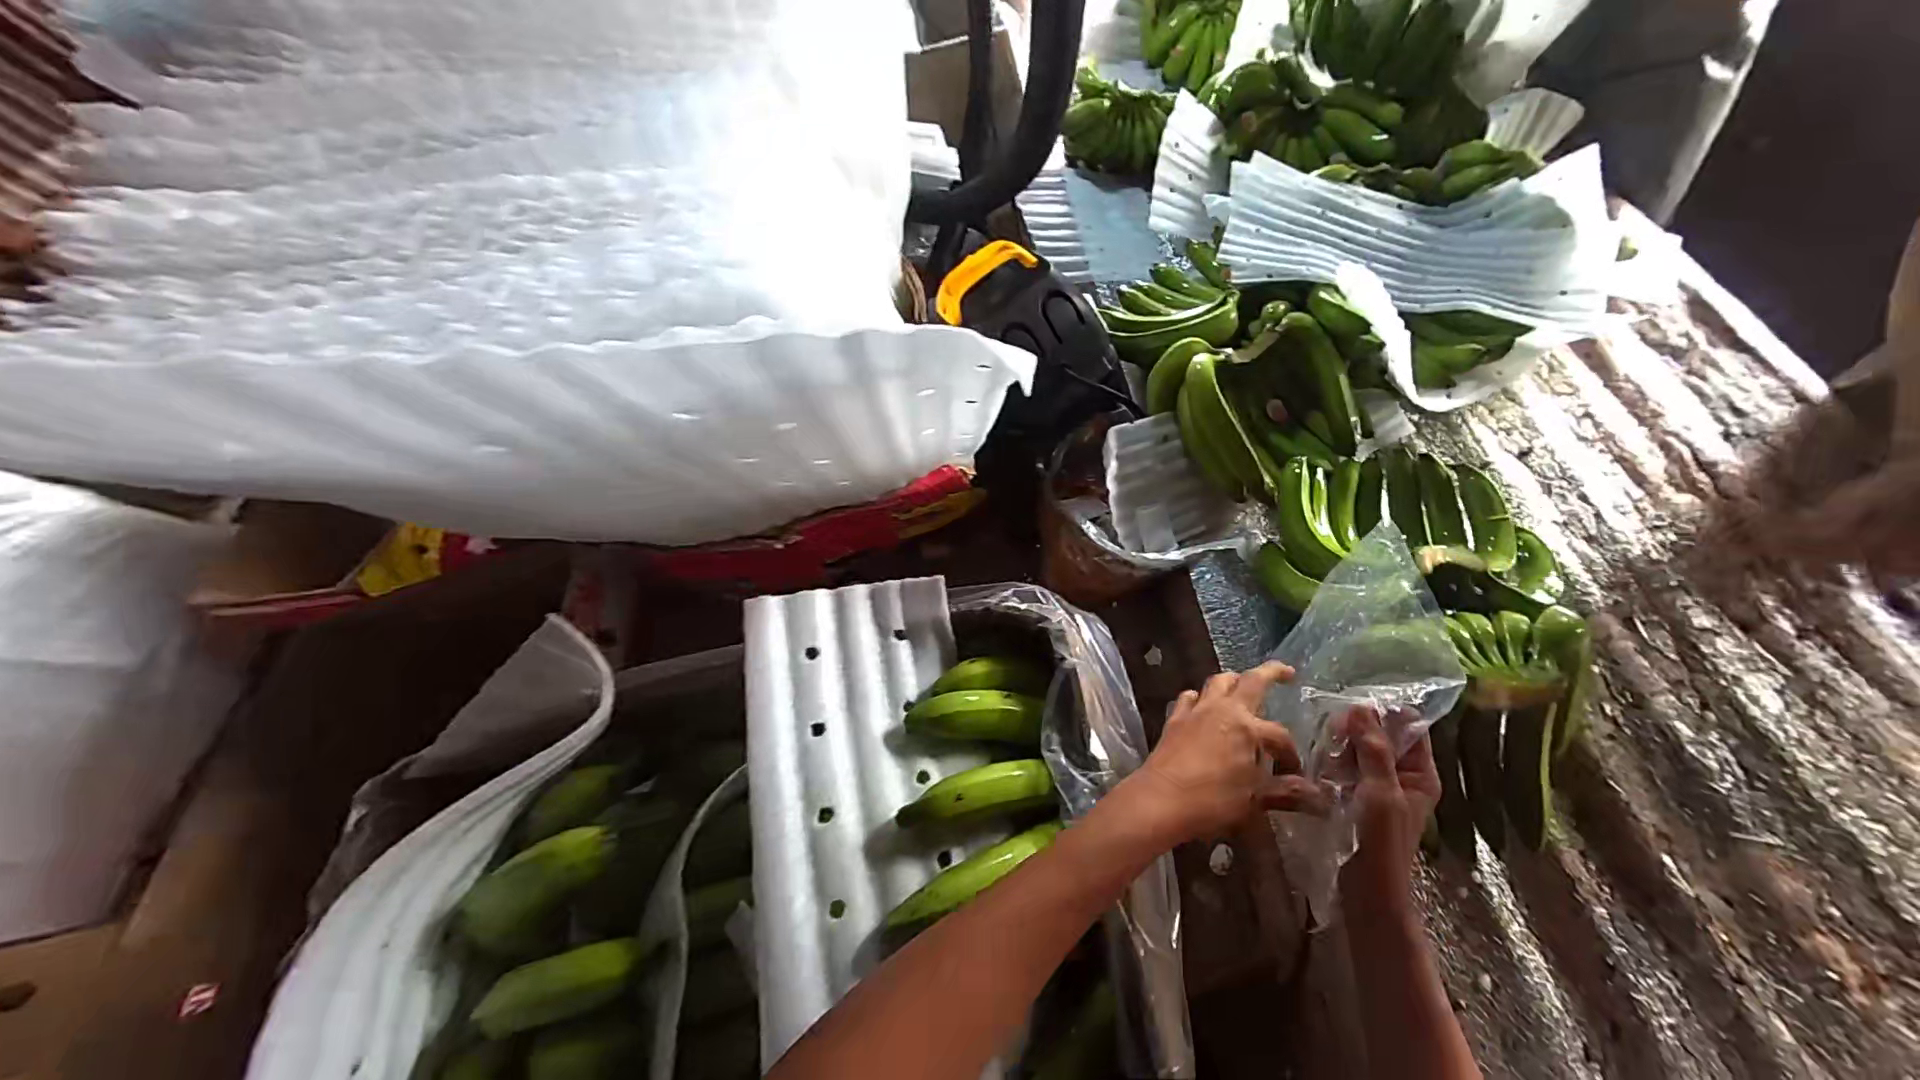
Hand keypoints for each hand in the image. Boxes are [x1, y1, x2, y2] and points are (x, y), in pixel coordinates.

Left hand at [1115, 661, 1330, 847]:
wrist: (1161, 800)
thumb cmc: (1212, 800)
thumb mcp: (1254, 800)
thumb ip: (1285, 793)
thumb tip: (1318, 798)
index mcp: (1247, 728)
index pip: (1279, 735)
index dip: (1290, 754)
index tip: (1293, 774)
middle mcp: (1223, 710)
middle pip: (1251, 681)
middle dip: (1272, 673)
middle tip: (1286, 673)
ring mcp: (1196, 711)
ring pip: (1217, 682)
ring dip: (1233, 680)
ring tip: (1243, 687)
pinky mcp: (1175, 719)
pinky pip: (1190, 698)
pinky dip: (1200, 698)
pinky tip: (1203, 708)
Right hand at [1339, 706, 1441, 916]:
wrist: (1366, 891)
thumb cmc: (1382, 841)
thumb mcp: (1382, 792)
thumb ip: (1373, 750)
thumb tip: (1361, 707)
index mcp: (1421, 774)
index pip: (1408, 727)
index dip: (1384, 713)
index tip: (1353, 706)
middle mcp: (1400, 776)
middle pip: (1379, 735)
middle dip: (1355, 729)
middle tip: (1332, 730)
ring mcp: (1374, 786)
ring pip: (1356, 750)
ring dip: (1339, 746)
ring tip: (1322, 748)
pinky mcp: (1351, 796)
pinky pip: (1341, 768)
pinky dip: (1329, 762)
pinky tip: (1315, 763)